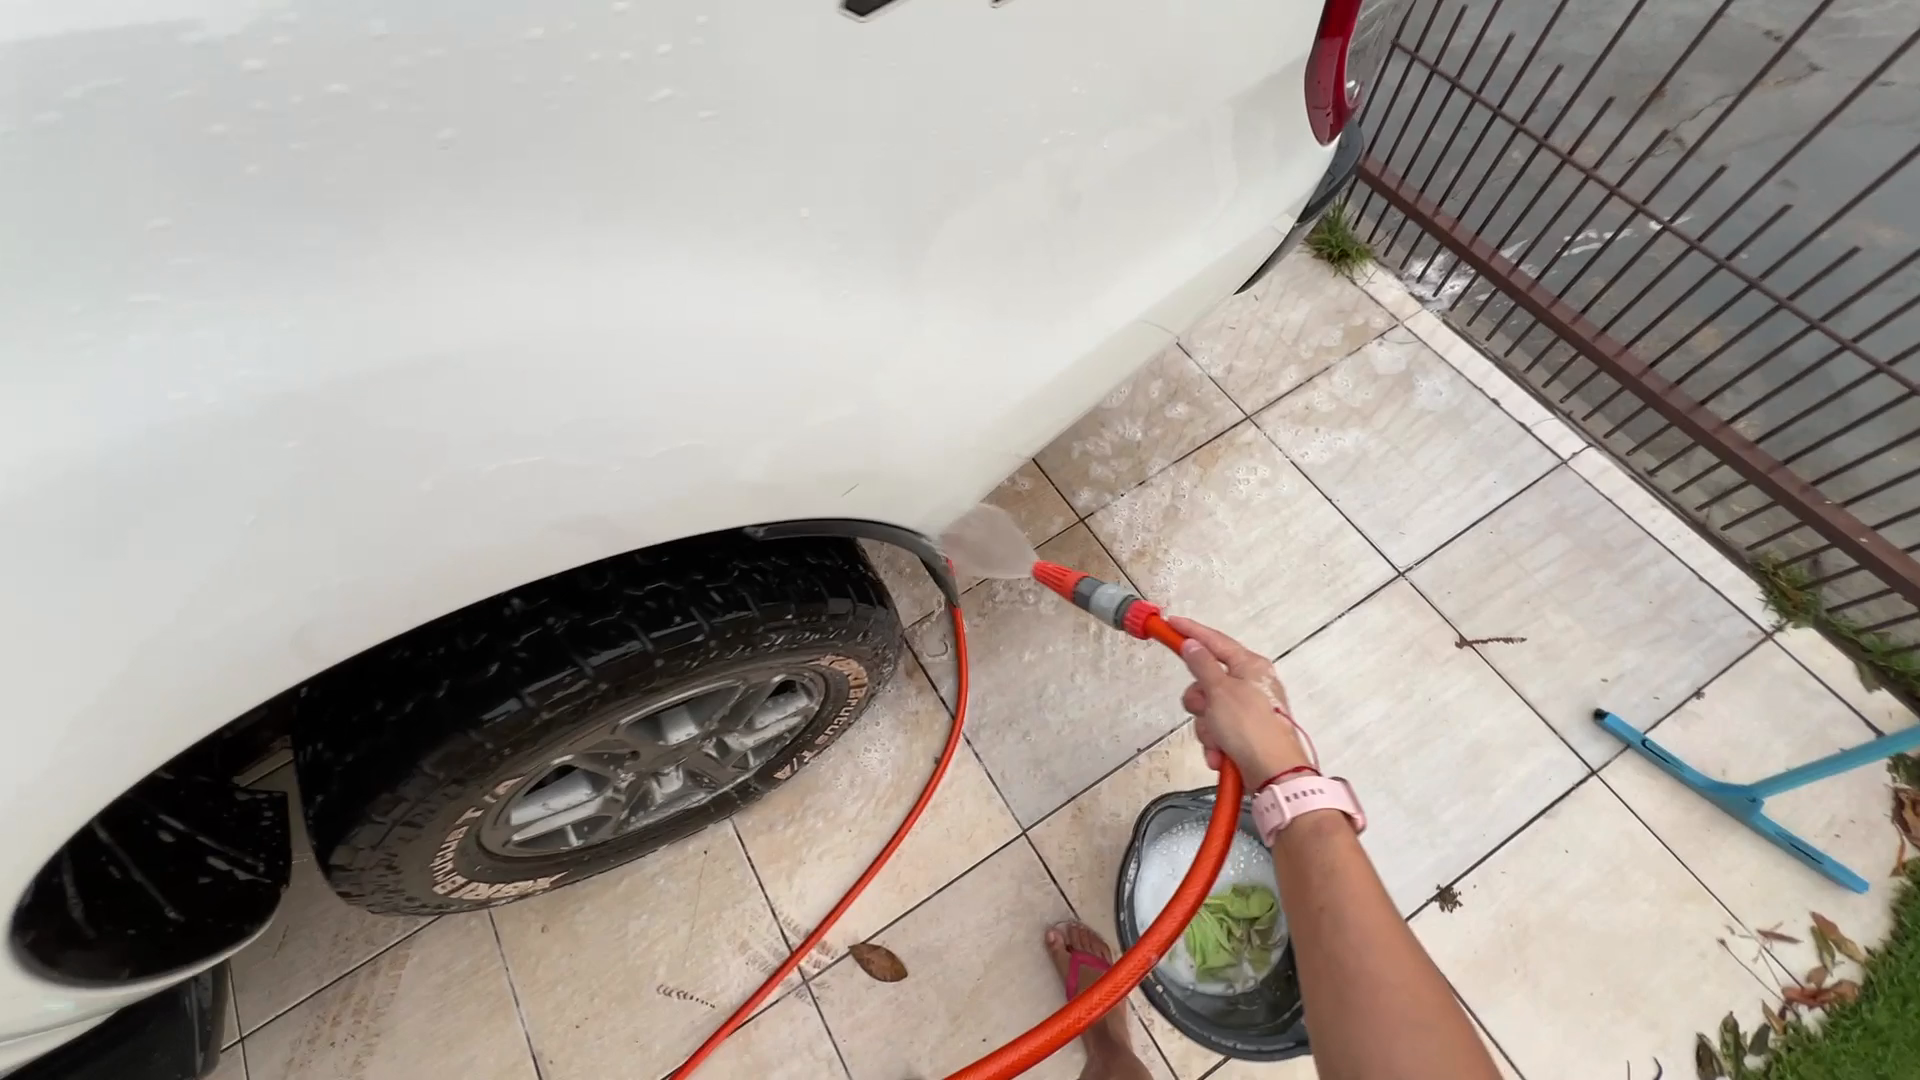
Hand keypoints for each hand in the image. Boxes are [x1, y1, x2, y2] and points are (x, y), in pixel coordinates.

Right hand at [1170, 616, 1311, 780]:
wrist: (1274, 775)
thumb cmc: (1250, 728)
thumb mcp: (1220, 691)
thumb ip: (1201, 664)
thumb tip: (1192, 644)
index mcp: (1250, 666)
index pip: (1215, 641)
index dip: (1191, 631)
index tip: (1170, 623)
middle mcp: (1250, 684)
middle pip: (1207, 680)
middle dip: (1199, 700)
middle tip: (1203, 708)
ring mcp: (1247, 711)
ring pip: (1208, 709)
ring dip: (1207, 727)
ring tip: (1219, 741)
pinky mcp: (1243, 734)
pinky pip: (1216, 731)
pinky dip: (1215, 743)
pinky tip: (1222, 755)